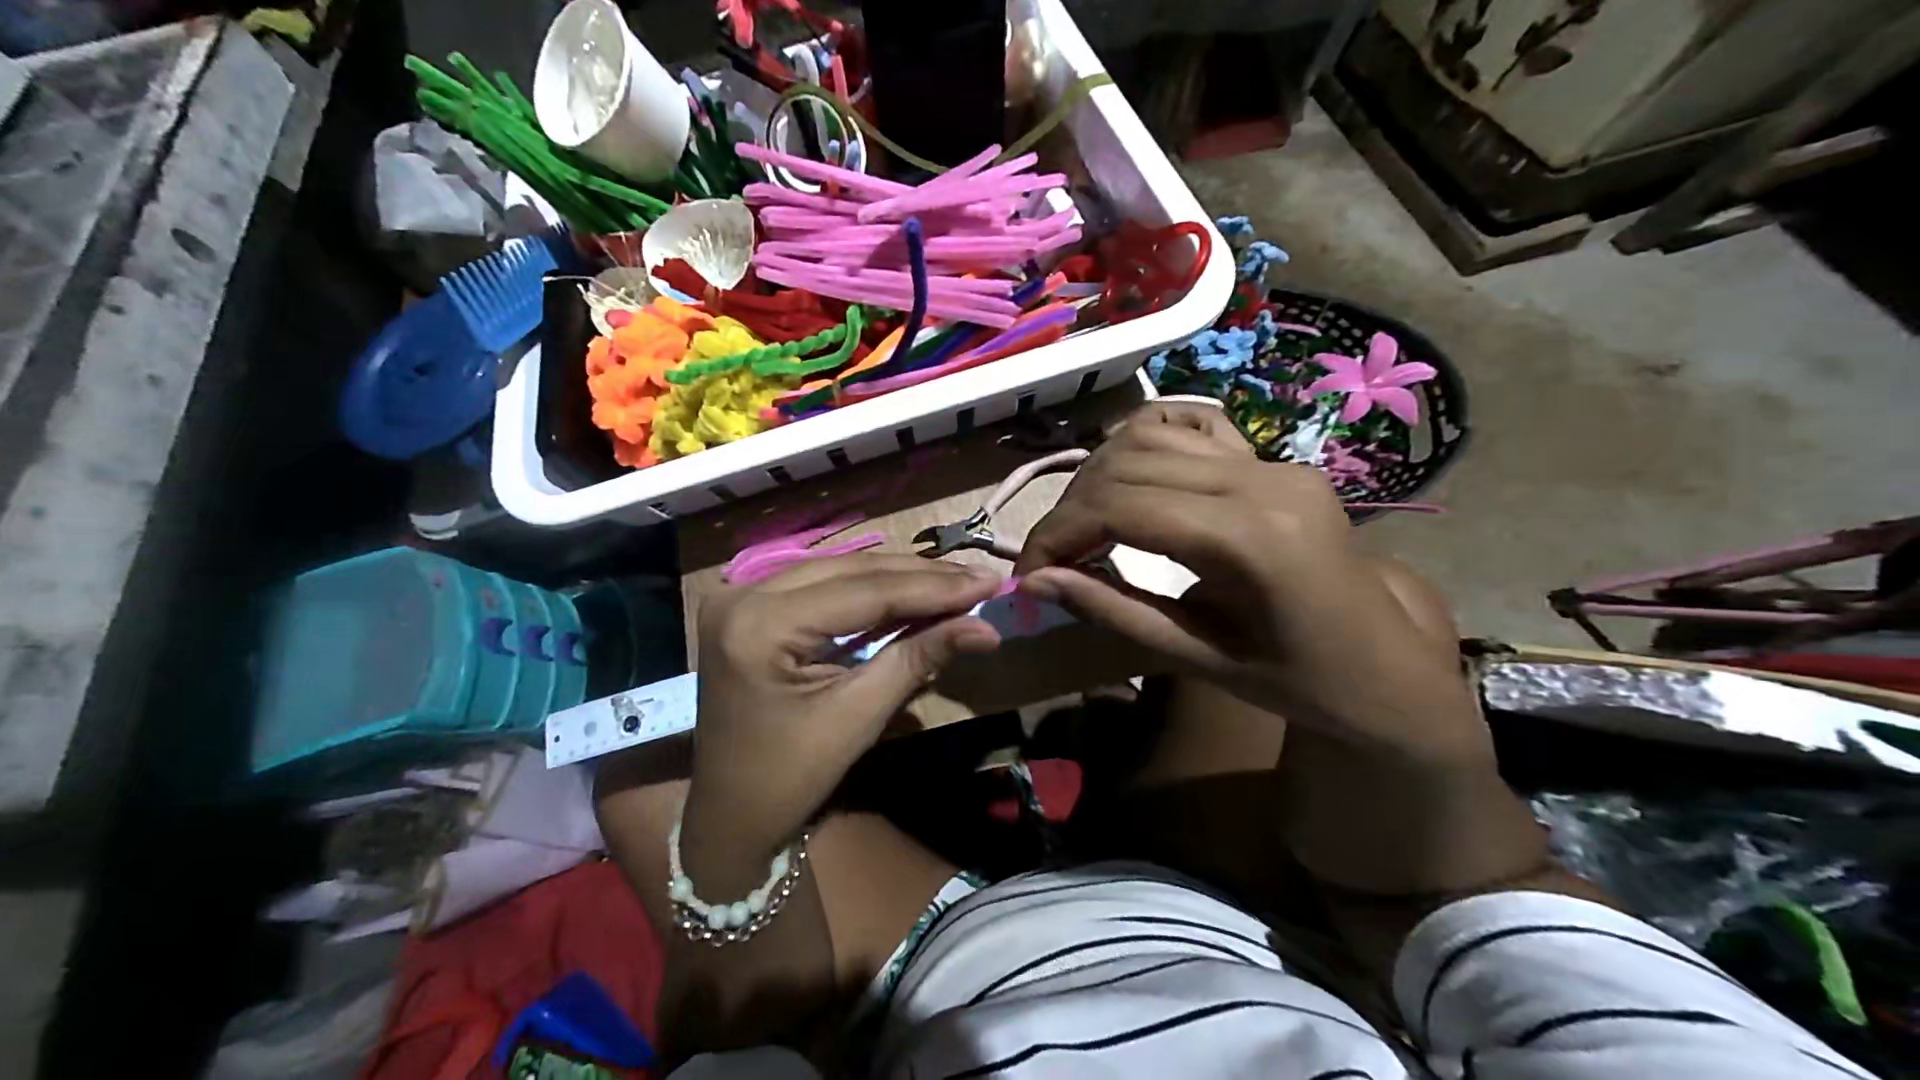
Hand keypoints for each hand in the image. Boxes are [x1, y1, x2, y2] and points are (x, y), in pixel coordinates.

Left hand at [684, 554, 1002, 860]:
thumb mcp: (859, 715)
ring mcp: (741, 596)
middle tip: (979, 578)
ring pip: (839, 570)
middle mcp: (743, 594)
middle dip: (920, 577)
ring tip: (955, 581)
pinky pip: (821, 585)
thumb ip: (920, 658)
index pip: (864, 591)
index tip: (988, 581)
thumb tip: (987, 627)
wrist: (730, 813)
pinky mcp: (751, 606)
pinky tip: (910, 589)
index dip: (932, 587)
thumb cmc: (791, 776)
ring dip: (898, 577)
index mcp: (760, 623)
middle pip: (851, 570)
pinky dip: (869, 590)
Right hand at [1014, 403, 1483, 763]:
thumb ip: (1112, 610)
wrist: (1391, 667)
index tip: (1028, 573)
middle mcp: (1262, 481)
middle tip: (1051, 559)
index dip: (1058, 534)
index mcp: (1250, 539)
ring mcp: (1273, 462)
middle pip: (1127, 464)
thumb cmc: (1300, 682)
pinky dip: (1143, 445)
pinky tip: (1128, 481)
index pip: (1121, 507)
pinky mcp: (1274, 460)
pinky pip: (1193, 427)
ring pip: (1152, 433)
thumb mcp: (1198, 659)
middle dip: (1071, 509)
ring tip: (1084, 525)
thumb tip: (1035, 581)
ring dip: (1100, 475)